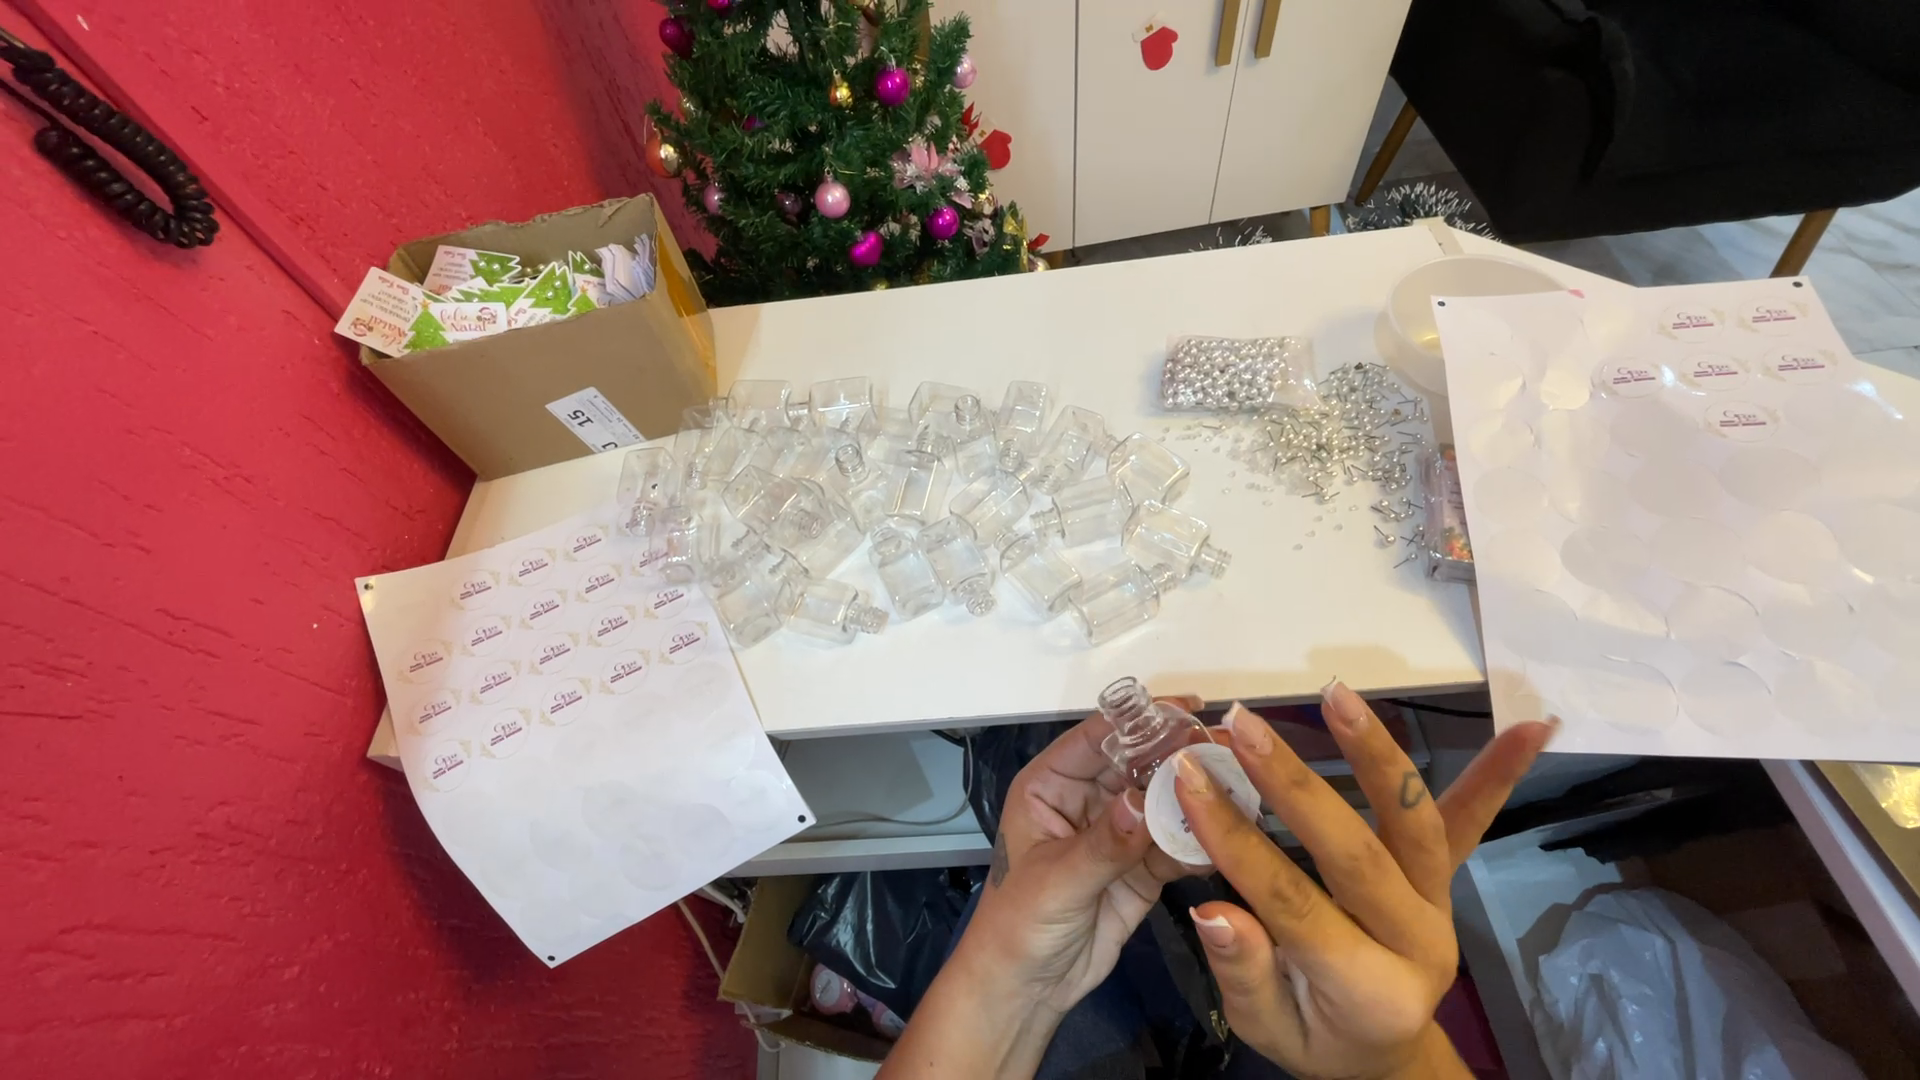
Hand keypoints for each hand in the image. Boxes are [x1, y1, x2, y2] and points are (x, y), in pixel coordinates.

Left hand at [961, 695, 1208, 1012]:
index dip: (1138, 720)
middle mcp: (1086, 800)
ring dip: (1196, 796)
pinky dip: (1200, 841)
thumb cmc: (1019, 923)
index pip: (1096, 739)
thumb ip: (1103, 843)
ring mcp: (1116, 834)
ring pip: (1160, 803)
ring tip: (1243, 783)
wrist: (1025, 990)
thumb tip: (1141, 799)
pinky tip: (1234, 833)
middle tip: (1228, 744)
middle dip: (1178, 755)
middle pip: (1137, 766)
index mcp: (1052, 785)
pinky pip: (1173, 846)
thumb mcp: (1056, 880)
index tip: (1186, 707)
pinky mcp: (1140, 869)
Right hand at [1178, 684, 1553, 1079]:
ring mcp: (1437, 902)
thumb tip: (1212, 909)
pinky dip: (1498, 773)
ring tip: (1337, 693)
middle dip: (1291, 782)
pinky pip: (1470, 824)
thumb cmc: (1316, 1037)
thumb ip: (1243, 972)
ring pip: (1413, 822)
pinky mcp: (1445, 879)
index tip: (1186, 778)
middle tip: (1242, 725)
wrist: (1384, 1052)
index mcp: (1366, 988)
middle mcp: (1416, 940)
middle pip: (1354, 852)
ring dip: (1375, 752)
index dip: (1235, 839)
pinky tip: (1531, 726)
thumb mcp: (1266, 1029)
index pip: (1290, 901)